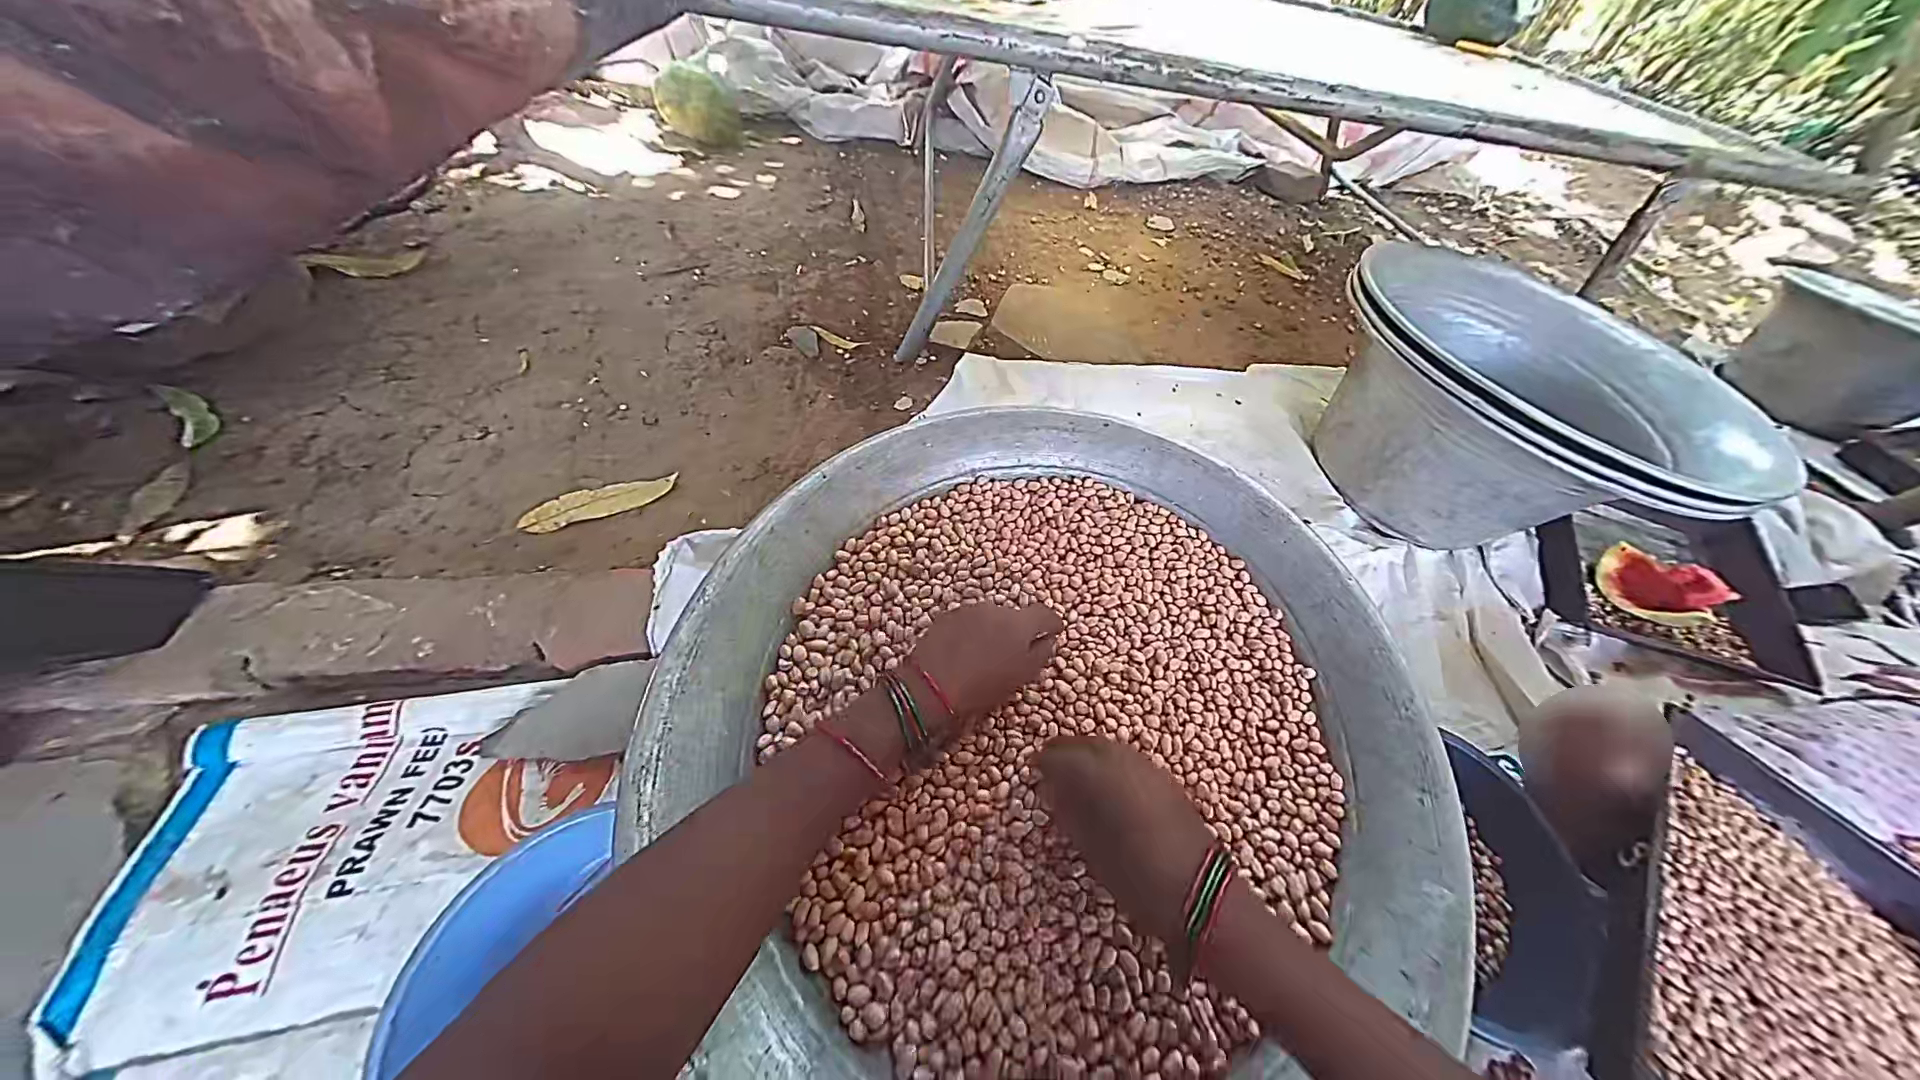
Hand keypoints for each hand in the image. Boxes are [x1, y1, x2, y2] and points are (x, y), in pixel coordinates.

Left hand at [907, 603, 1063, 733]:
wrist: (929, 687)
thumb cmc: (982, 687)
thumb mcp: (1022, 676)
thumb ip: (1041, 653)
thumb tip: (1048, 639)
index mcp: (1019, 623)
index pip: (1045, 614)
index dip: (1051, 624)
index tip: (1053, 633)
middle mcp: (995, 608)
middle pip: (1015, 616)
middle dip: (1017, 631)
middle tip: (1013, 655)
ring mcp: (968, 610)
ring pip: (990, 618)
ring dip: (992, 631)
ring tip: (985, 656)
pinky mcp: (946, 616)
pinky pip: (968, 621)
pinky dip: (972, 632)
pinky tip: (965, 653)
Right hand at [1035, 737, 1217, 962]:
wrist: (1203, 896)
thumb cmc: (1138, 878)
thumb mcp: (1093, 850)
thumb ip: (1070, 814)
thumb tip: (1052, 791)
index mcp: (1102, 775)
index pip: (1063, 756)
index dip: (1045, 760)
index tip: (1032, 767)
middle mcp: (1126, 762)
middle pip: (1088, 744)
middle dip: (1066, 751)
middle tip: (1049, 765)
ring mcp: (1150, 770)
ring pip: (1111, 749)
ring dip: (1089, 754)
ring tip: (1074, 774)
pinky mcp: (1167, 782)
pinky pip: (1129, 760)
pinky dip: (1111, 764)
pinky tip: (1105, 784)